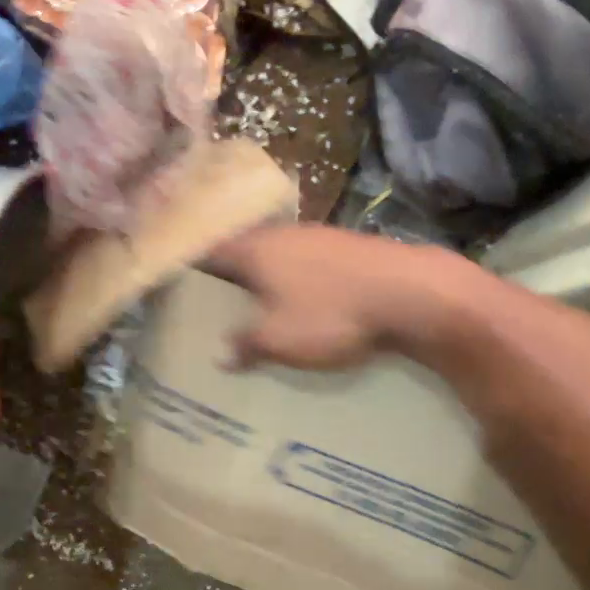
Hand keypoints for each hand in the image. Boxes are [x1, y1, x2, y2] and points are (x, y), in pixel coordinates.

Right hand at [201, 225, 476, 370]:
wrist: (410, 293)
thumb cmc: (331, 314)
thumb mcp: (278, 339)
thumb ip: (246, 344)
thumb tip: (221, 354)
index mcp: (255, 250)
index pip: (210, 252)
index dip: (193, 270)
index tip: (179, 291)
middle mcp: (283, 235)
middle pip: (245, 254)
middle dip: (231, 281)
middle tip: (216, 310)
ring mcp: (319, 238)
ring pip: (279, 260)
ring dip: (268, 284)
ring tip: (258, 313)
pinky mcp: (349, 251)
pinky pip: (309, 269)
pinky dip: (299, 287)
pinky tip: (305, 310)